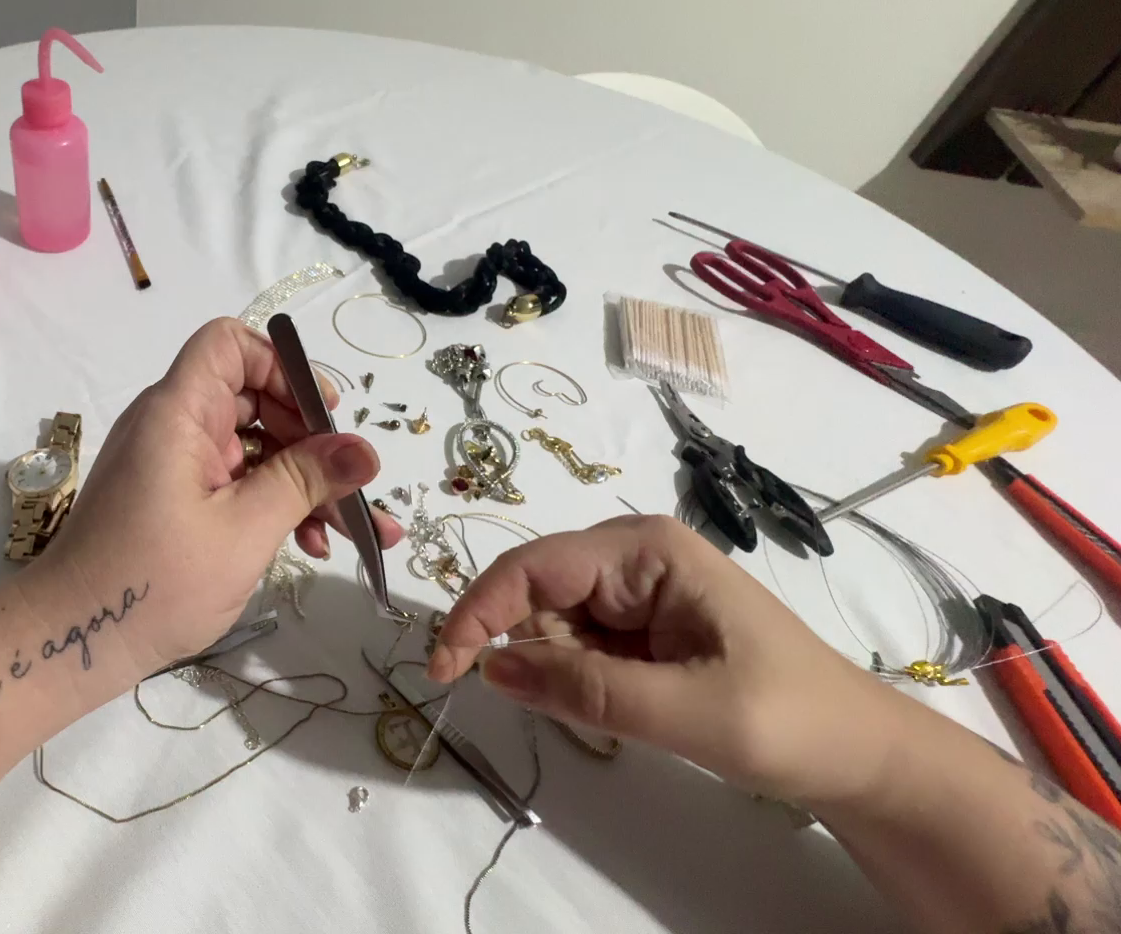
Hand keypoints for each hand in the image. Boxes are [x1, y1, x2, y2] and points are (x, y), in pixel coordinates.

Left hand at [40, 318, 401, 673]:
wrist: (75, 639)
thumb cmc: (155, 583)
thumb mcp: (243, 532)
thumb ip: (305, 482)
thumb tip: (365, 450)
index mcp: (178, 412)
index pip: (227, 345)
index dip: (279, 364)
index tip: (321, 414)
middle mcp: (173, 425)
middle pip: (252, 399)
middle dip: (309, 439)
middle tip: (351, 484)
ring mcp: (173, 462)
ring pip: (252, 447)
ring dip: (302, 482)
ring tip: (355, 532)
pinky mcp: (175, 497)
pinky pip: (234, 481)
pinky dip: (271, 503)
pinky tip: (311, 545)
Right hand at [429, 515, 909, 806]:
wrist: (868, 763)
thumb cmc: (795, 724)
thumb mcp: (688, 713)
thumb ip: (585, 690)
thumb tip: (488, 669)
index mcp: (642, 549)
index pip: (529, 568)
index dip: (478, 613)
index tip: (444, 670)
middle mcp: (627, 554)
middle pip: (535, 598)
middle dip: (549, 656)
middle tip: (613, 706)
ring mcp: (630, 585)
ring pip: (549, 624)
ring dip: (569, 672)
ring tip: (641, 706)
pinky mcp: (633, 618)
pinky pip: (573, 644)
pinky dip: (583, 679)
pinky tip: (638, 700)